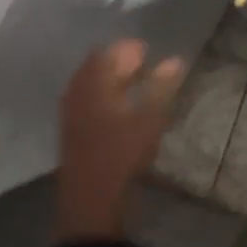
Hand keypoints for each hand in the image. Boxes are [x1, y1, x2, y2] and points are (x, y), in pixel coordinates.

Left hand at [55, 39, 186, 240]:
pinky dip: (105, 96)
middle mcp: (77, 92)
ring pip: (90, 85)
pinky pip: (87, 100)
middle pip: (96, 67)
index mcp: (93, 84)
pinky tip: (121, 108)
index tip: (149, 51)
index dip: (128, 49)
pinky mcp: (72, 130)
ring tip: (137, 85)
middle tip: (145, 64)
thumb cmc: (122, 153)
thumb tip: (175, 60)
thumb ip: (162, 87)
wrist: (91, 198)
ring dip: (112, 80)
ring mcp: (70, 112)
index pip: (108, 53)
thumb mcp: (149, 118)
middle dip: (120, 62)